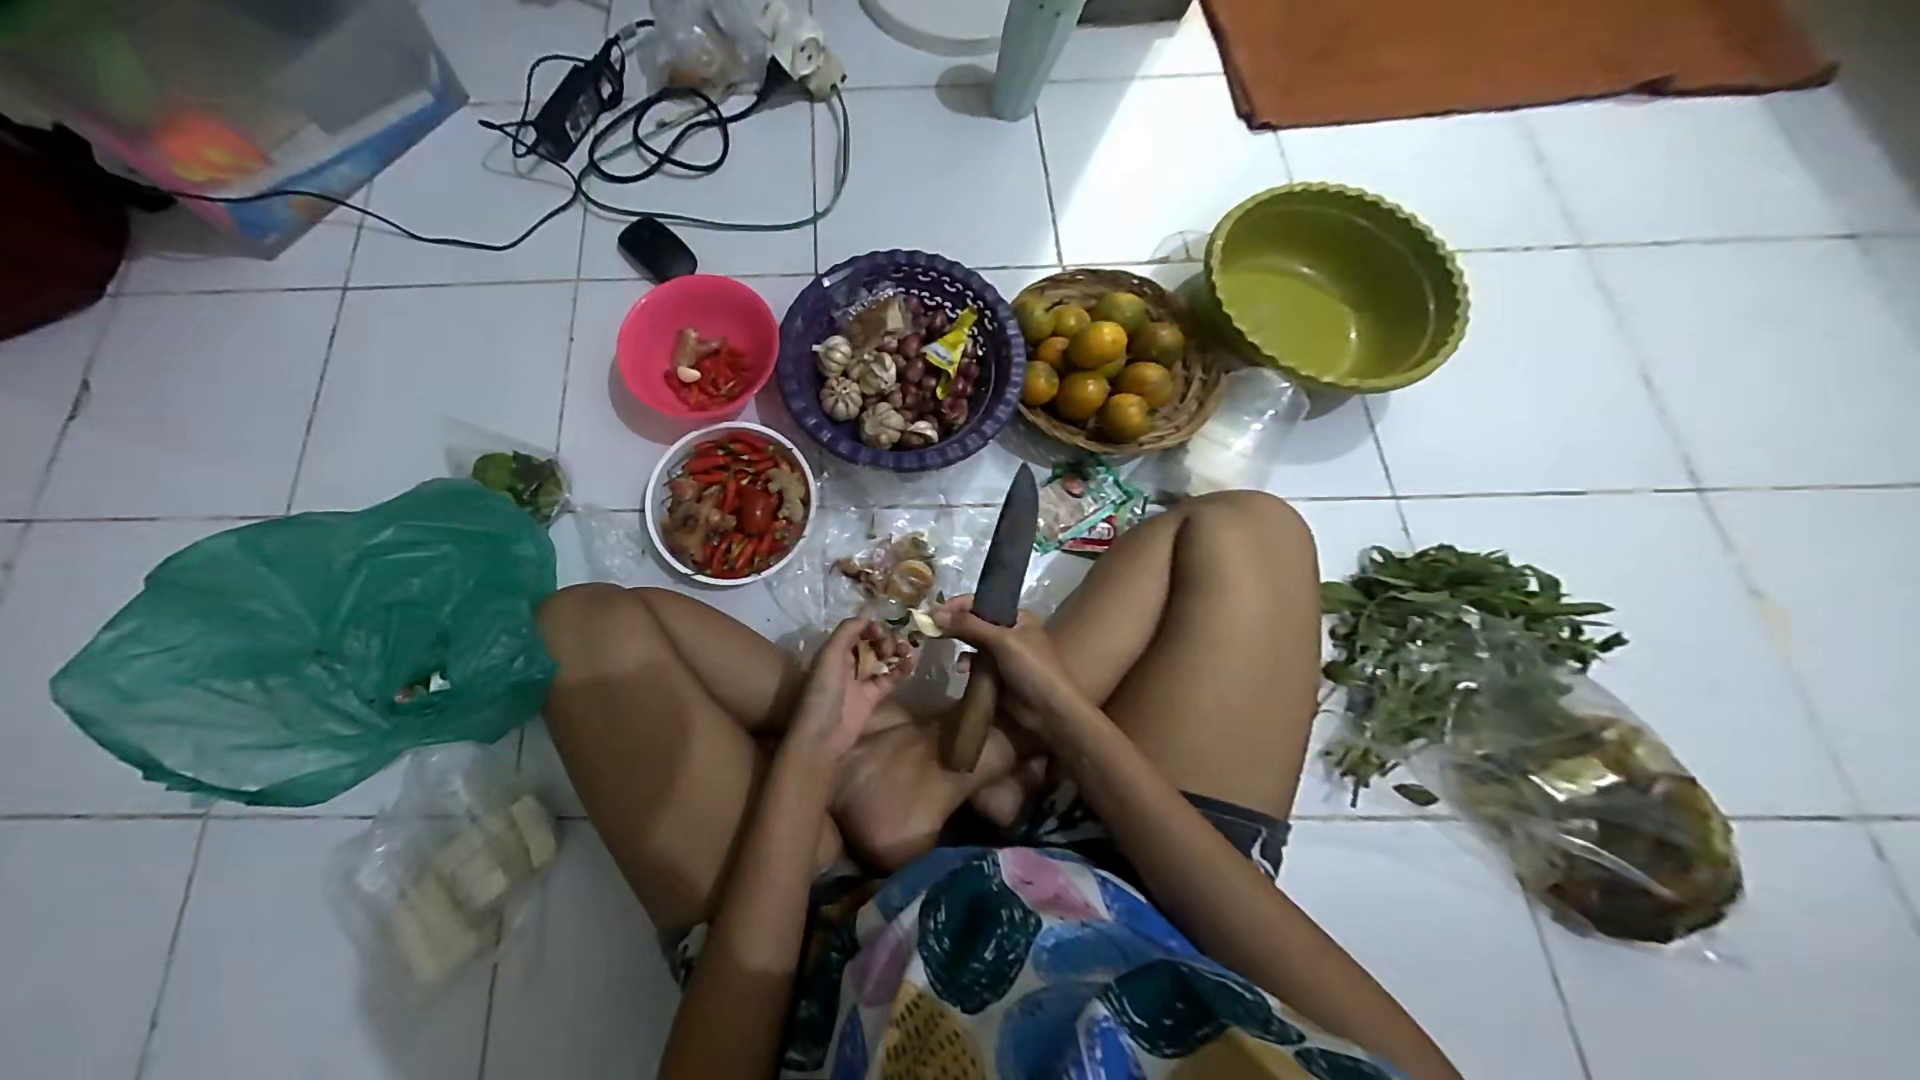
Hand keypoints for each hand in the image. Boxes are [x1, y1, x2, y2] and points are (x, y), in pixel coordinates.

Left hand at [785, 617, 913, 761]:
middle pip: (871, 643)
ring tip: (906, 650)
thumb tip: (869, 616)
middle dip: (885, 638)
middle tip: (892, 645)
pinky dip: (901, 669)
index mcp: (833, 651)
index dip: (870, 626)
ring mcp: (861, 680)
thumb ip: (847, 631)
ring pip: (882, 659)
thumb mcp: (830, 655)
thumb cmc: (823, 692)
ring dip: (895, 651)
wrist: (822, 736)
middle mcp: (847, 663)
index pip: (855, 631)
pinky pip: (890, 678)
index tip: (881, 629)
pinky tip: (911, 662)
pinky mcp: (873, 697)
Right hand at [934, 596, 1086, 731]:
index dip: (958, 605)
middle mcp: (1009, 631)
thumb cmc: (1032, 668)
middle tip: (931, 630)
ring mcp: (1003, 654)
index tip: (934, 612)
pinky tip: (962, 671)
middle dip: (955, 626)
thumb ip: (970, 625)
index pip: (981, 603)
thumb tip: (936, 613)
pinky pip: (975, 664)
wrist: (1051, 711)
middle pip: (975, 622)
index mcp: (1016, 617)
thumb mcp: (1002, 641)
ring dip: (961, 647)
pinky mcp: (997, 675)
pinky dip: (967, 665)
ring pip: (973, 644)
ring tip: (952, 655)